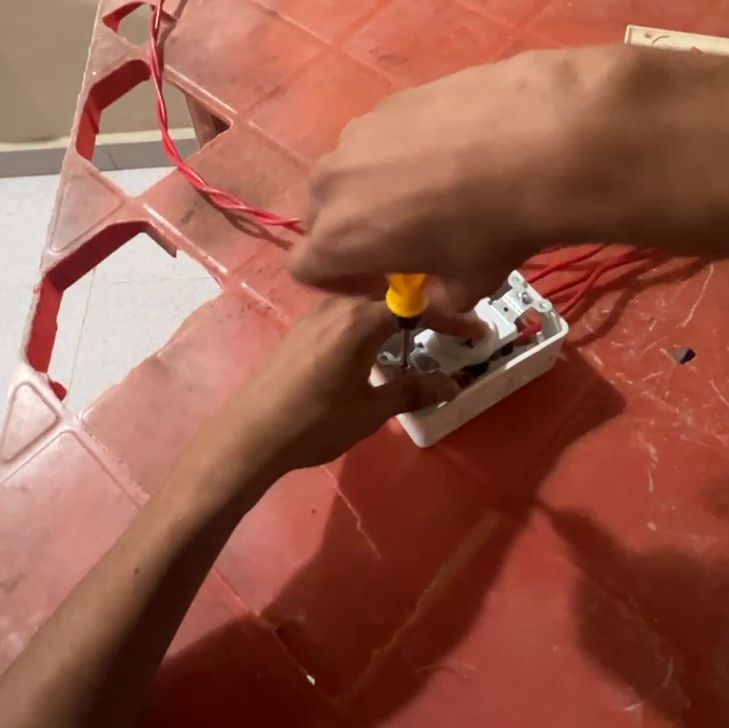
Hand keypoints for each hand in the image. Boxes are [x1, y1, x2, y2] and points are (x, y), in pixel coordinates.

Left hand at [199, 297, 458, 481]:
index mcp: (358, 321)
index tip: (478, 333)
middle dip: (427, 307)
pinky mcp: (304, 327)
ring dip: (398, 311)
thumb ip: (411, 391)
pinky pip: (349, 310)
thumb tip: (450, 384)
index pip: (417, 305)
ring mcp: (317, 313)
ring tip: (422, 333)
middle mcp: (338, 305)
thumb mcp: (370, 411)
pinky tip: (380, 341)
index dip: (452, 318)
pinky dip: (374, 318)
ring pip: (368, 300)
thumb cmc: (314, 423)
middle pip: (392, 293)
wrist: (250, 434)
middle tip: (454, 329)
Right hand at [290, 46, 623, 299]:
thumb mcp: (467, 284)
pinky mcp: (386, 101)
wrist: (536, 142)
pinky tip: (449, 151)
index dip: (339, 280)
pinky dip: (398, 151)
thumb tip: (438, 291)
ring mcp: (356, 135)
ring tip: (428, 188)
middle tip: (402, 236)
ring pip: (347, 171)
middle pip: (321, 216)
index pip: (304, 267)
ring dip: (371, 188)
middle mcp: (331, 184)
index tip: (379, 279)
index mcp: (338, 239)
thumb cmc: (491, 228)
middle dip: (351, 231)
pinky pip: (377, 137)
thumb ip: (437, 296)